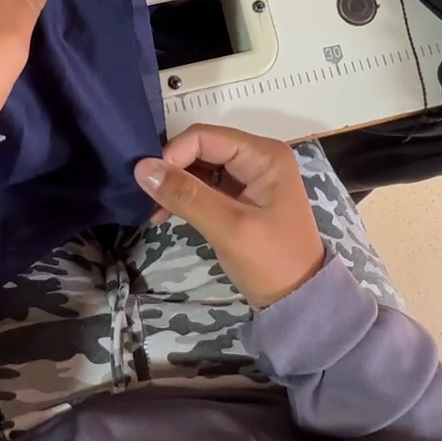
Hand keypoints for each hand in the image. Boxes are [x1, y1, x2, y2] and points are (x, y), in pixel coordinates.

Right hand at [133, 125, 325, 307]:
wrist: (300, 303)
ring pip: (199, 166)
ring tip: (154, 210)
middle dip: (172, 169)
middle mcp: (257, 156)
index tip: (149, 183)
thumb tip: (141, 167)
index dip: (173, 154)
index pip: (204, 137)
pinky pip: (205, 184)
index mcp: (263, 155)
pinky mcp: (240, 195)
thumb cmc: (272, 263)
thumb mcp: (228, 228)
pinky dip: (185, 196)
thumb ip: (186, 195)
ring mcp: (249, 176)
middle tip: (147, 198)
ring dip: (175, 184)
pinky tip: (167, 213)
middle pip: (200, 148)